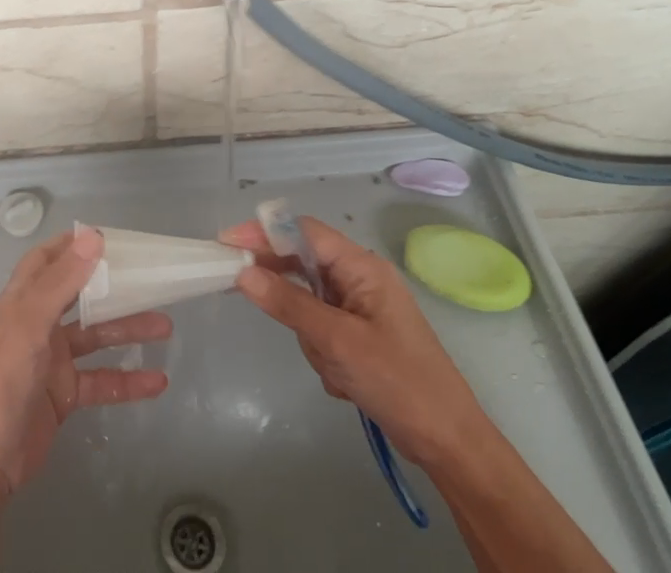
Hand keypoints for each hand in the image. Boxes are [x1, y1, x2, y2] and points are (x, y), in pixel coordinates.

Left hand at [0, 227, 171, 494]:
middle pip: (79, 297)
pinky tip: (158, 381)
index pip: (46, 261)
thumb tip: (93, 236)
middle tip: (151, 279)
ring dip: (128, 331)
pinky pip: (101, 381)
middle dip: (112, 287)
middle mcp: (36, 325)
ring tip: (166, 326)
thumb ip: (62, 281)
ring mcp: (50, 362)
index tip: (110, 238)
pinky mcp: (63, 396)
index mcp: (21, 302)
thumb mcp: (31, 324)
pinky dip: (128, 380)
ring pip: (95, 338)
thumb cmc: (3, 380)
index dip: (73, 246)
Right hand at [220, 217, 483, 468]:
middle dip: (285, 293)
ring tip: (335, 368)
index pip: (304, 232)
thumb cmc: (398, 381)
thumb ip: (289, 304)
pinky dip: (322, 355)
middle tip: (248, 300)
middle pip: (302, 266)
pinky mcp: (358, 336)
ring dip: (310, 338)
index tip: (225, 243)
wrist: (445, 438)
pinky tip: (344, 382)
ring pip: (307, 305)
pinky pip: (319, 332)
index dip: (263, 232)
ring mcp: (359, 309)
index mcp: (363, 267)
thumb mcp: (338, 341)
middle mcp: (360, 279)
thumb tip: (243, 272)